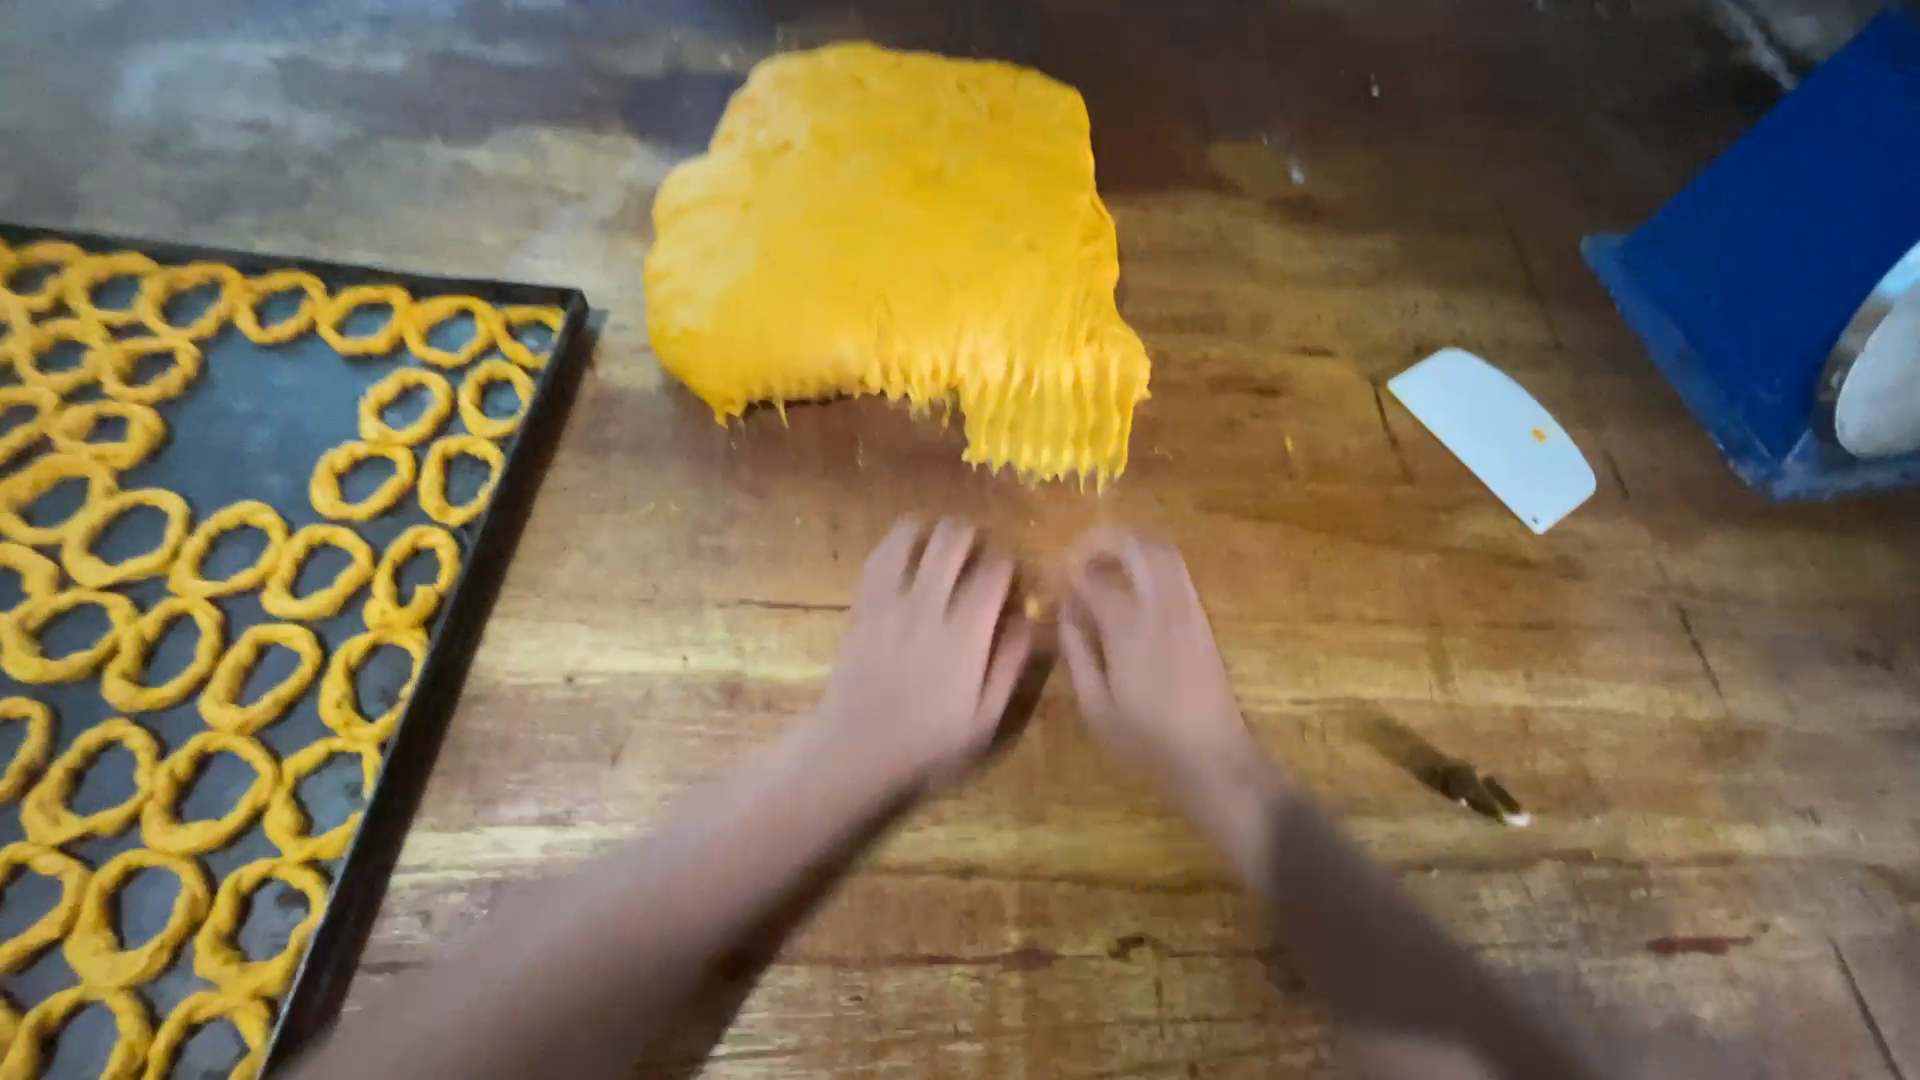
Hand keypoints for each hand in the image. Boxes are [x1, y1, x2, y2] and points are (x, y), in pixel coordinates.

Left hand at [817, 517, 1033, 789]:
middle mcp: (926, 606)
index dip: (1009, 564)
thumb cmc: (928, 744)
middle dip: (973, 537)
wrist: (855, 752)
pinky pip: (879, 557)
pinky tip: (907, 556)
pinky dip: (897, 545)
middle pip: (952, 539)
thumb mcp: (986, 719)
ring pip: (910, 536)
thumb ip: (1010, 664)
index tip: (1011, 578)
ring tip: (943, 550)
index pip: (994, 570)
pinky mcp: (861, 605)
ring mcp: (888, 602)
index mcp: (965, 634)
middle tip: (979, 555)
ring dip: (932, 533)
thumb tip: (1028, 619)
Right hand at [1059, 528, 1260, 796]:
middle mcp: (1161, 607)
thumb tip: (1066, 613)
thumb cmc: (1146, 740)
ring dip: (1134, 548)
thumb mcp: (1095, 706)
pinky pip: (1179, 574)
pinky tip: (1137, 586)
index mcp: (1128, 628)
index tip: (1055, 583)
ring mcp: (1188, 610)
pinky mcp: (1203, 620)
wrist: (1213, 758)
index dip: (1070, 575)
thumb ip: (1077, 652)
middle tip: (1081, 553)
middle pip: (1138, 547)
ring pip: (1165, 553)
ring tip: (1107, 562)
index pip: (1094, 579)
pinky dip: (1155, 565)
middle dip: (1106, 540)